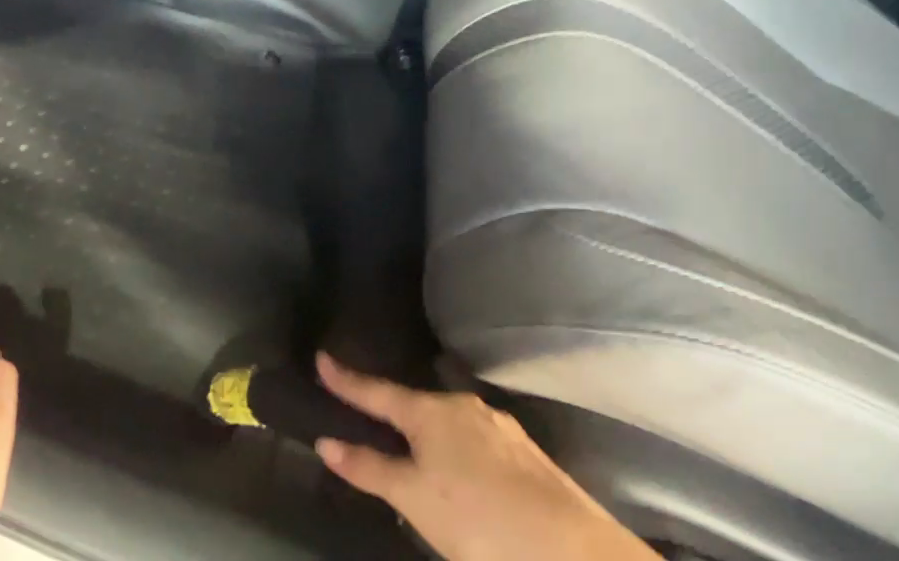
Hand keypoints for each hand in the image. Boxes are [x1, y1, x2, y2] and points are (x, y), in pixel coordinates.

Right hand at [313, 354, 658, 560]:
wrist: (576, 555)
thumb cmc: (478, 517)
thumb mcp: (412, 497)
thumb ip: (369, 467)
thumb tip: (326, 441)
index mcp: (431, 411)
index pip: (376, 391)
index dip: (346, 380)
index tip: (321, 358)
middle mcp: (466, 409)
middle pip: (415, 406)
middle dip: (391, 412)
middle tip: (364, 416)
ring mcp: (503, 431)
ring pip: (449, 426)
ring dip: (426, 437)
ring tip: (410, 454)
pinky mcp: (529, 459)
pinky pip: (475, 445)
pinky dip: (455, 453)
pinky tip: (459, 477)